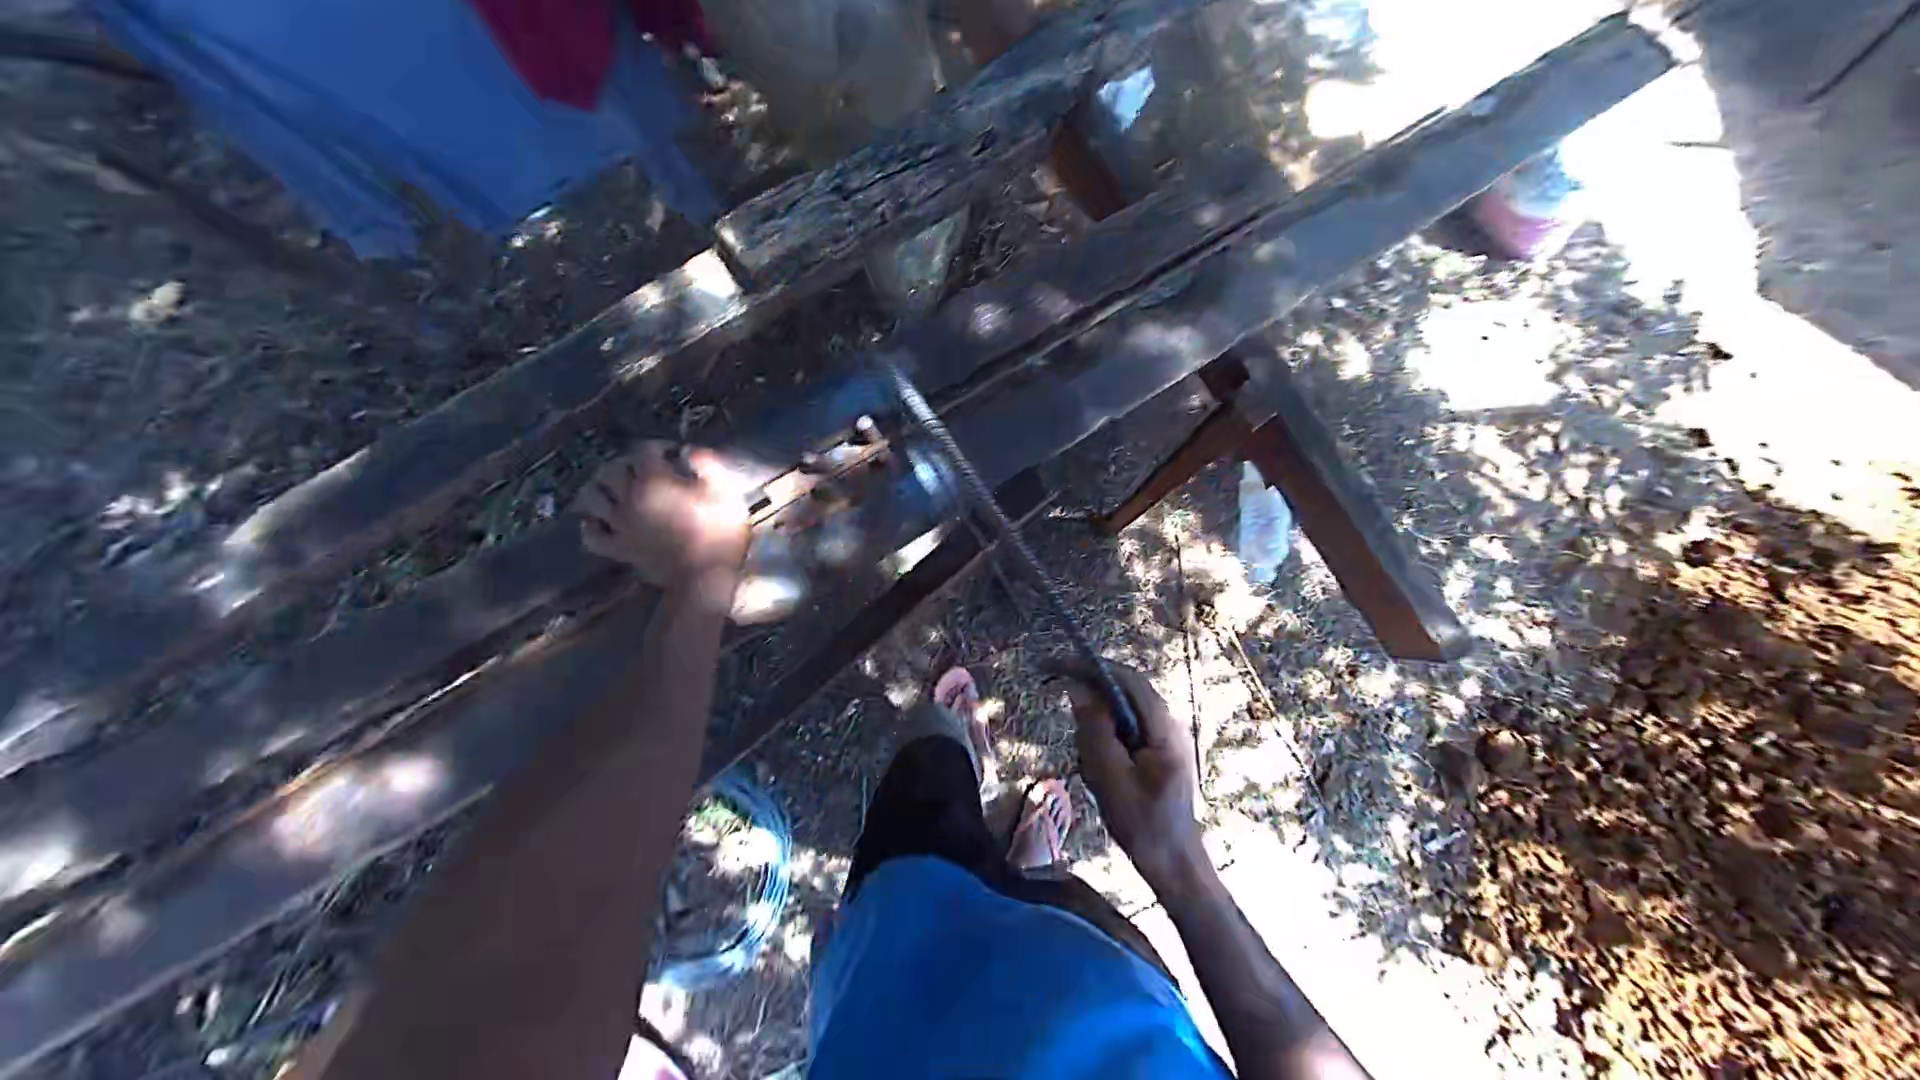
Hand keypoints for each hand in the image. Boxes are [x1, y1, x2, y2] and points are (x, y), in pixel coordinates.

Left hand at [575, 443, 752, 603]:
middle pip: (611, 469)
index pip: (645, 450)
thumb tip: (689, 449)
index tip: (674, 453)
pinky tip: (601, 521)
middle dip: (627, 463)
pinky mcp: (617, 549)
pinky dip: (591, 525)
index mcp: (654, 480)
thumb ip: (708, 465)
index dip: (659, 447)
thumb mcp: (727, 493)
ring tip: (616, 488)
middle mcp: (628, 498)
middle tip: (644, 469)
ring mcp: (619, 525)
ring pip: (592, 497)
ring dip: (601, 487)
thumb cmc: (719, 534)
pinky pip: (592, 534)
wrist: (704, 580)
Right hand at [1069, 665, 1206, 893]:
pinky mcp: (1158, 754)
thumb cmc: (1144, 825)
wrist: (1175, 866)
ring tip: (1091, 767)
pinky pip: (1126, 734)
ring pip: (1122, 714)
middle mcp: (1169, 726)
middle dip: (1092, 701)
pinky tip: (1100, 772)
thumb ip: (1095, 730)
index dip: (1093, 668)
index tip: (1060, 667)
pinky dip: (1106, 743)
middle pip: (1124, 694)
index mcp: (1164, 728)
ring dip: (1098, 729)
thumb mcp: (1110, 777)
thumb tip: (1078, 689)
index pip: (1128, 680)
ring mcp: (1166, 740)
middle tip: (1071, 728)